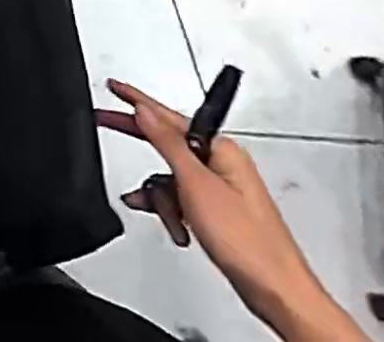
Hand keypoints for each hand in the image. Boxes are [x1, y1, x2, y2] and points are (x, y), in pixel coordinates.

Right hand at [96, 79, 368, 341]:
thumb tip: (144, 110)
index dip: (138, 100)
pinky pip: (177, 196)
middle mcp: (221, 165)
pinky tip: (170, 223)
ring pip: (167, 174)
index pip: (168, 115)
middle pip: (166, 142)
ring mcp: (219, 188)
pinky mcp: (215, 209)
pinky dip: (168, 208)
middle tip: (105, 120)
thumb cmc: (250, 243)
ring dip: (159, 195)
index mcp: (222, 151)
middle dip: (138, 142)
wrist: (278, 295)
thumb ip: (166, 142)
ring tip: (165, 213)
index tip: (117, 86)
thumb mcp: (196, 184)